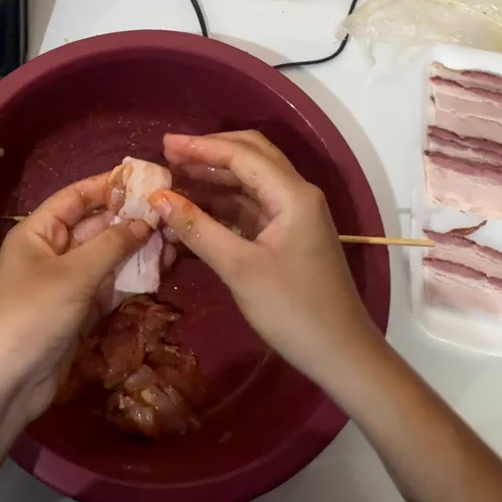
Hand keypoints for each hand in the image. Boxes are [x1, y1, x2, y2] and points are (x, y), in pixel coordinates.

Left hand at [0, 172, 150, 426]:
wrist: (7, 383)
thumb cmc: (33, 314)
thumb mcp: (74, 275)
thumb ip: (112, 245)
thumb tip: (145, 221)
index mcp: (37, 231)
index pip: (75, 197)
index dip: (108, 186)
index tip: (145, 179)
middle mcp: (51, 251)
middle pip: (95, 226)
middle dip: (130, 221)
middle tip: (170, 213)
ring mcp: (65, 283)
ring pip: (106, 257)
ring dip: (136, 250)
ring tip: (174, 241)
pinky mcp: (78, 311)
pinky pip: (108, 285)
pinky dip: (131, 278)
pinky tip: (160, 270)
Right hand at [156, 131, 379, 388]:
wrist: (343, 356)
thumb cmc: (293, 310)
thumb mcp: (239, 268)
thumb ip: (198, 228)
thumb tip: (159, 198)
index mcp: (292, 195)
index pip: (241, 154)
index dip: (200, 147)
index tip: (163, 145)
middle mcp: (296, 195)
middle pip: (249, 156)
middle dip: (208, 153)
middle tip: (168, 156)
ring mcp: (294, 215)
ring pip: (249, 181)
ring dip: (213, 177)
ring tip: (174, 180)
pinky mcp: (288, 235)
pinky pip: (251, 206)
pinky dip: (222, 203)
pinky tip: (194, 209)